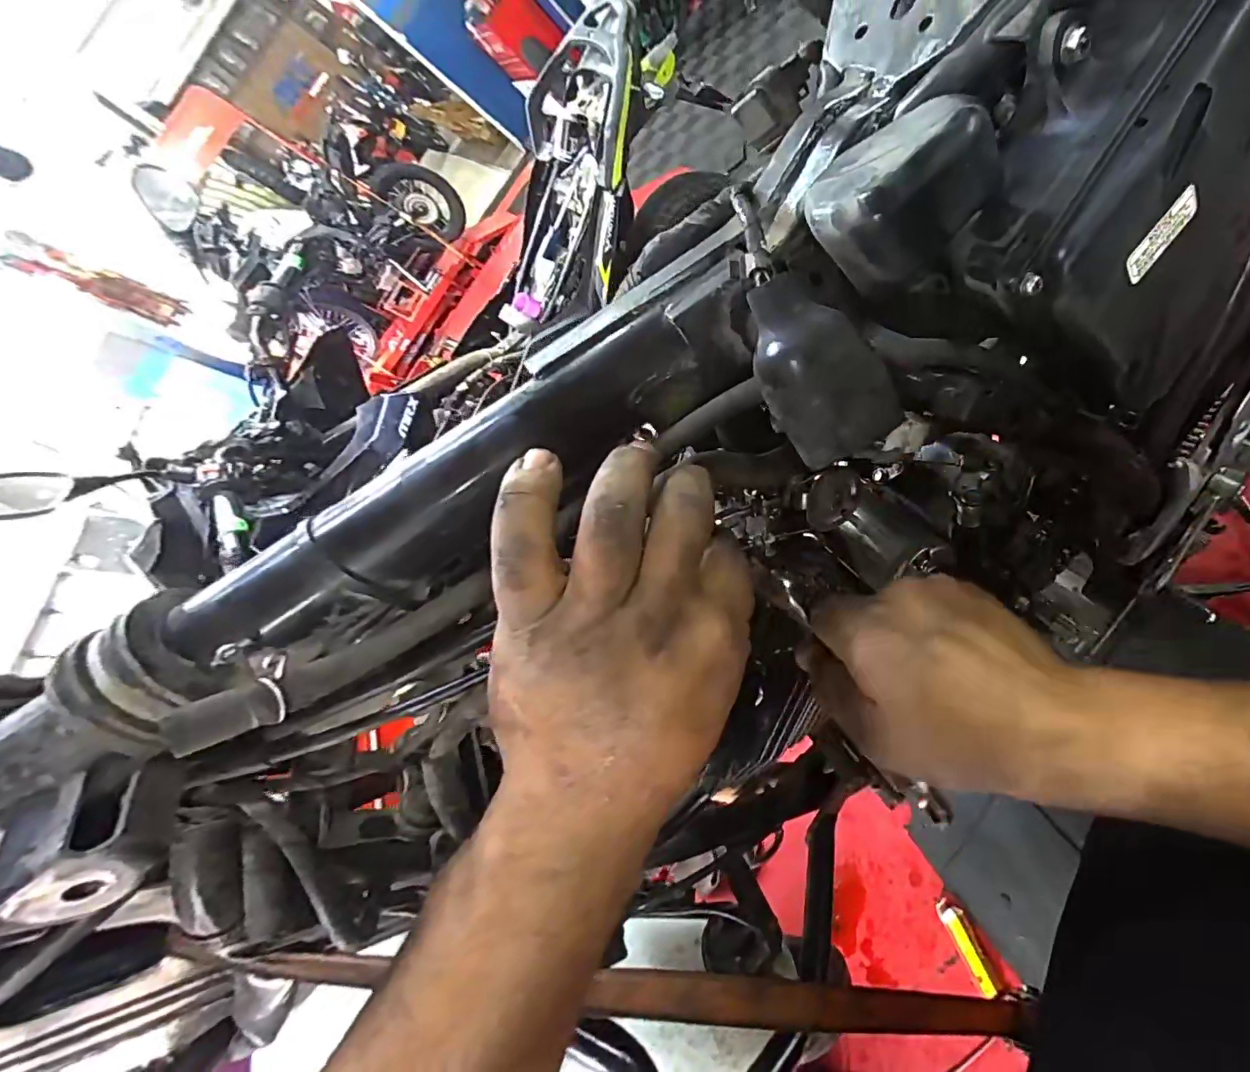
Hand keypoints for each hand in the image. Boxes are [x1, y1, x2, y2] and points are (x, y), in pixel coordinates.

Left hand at [487, 444, 753, 815]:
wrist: (577, 800)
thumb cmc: (658, 751)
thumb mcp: (719, 693)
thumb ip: (727, 624)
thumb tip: (721, 559)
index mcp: (708, 641)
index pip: (727, 560)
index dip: (721, 539)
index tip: (712, 537)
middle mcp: (653, 620)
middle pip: (678, 529)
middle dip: (686, 489)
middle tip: (685, 475)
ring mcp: (585, 618)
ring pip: (610, 524)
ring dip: (627, 475)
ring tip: (637, 450)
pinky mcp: (527, 621)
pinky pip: (522, 548)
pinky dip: (528, 499)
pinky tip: (541, 461)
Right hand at [805, 576, 1082, 795]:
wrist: (1047, 721)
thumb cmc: (954, 740)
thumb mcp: (876, 738)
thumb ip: (831, 692)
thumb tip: (814, 659)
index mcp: (865, 629)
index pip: (819, 616)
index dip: (824, 646)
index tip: (843, 677)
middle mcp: (896, 594)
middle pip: (861, 612)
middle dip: (865, 643)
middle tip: (892, 687)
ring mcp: (938, 586)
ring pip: (898, 608)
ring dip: (901, 633)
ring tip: (933, 674)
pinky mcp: (972, 589)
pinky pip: (933, 605)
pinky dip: (934, 626)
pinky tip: (961, 661)